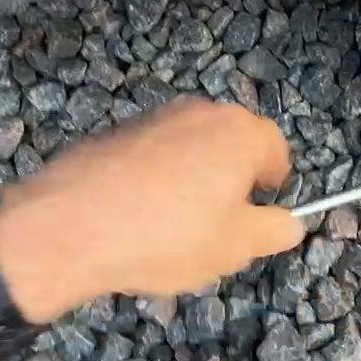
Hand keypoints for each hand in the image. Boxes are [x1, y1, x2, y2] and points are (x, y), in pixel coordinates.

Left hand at [0, 99, 304, 319]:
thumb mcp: (236, 246)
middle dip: (233, 181)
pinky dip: (157, 181)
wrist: (69, 227)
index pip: (276, 148)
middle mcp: (201, 113)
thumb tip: (291, 224)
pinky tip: (141, 221)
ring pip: (192, 150)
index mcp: (239, 133)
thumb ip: (274, 231)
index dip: (275, 183)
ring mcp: (156, 118)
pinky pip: (155, 156)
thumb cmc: (166, 235)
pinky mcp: (117, 133)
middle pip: (233, 145)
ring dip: (195, 181)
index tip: (263, 211)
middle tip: (222, 226)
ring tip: (176, 230)